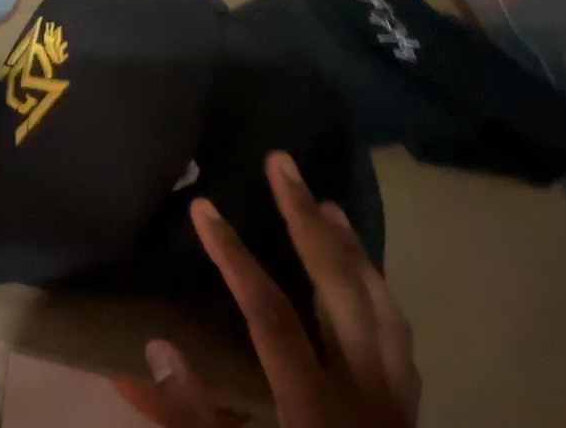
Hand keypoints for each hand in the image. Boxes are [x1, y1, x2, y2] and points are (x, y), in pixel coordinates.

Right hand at [144, 153, 419, 427]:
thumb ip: (191, 417)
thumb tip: (156, 345)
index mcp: (316, 407)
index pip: (270, 313)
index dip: (234, 255)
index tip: (203, 207)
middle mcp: (365, 390)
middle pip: (339, 287)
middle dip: (306, 219)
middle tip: (282, 163)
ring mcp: (396, 396)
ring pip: (379, 301)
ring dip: (348, 243)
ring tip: (324, 199)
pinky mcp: (408, 405)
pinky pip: (396, 328)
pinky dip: (375, 283)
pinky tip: (360, 268)